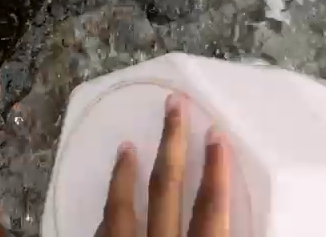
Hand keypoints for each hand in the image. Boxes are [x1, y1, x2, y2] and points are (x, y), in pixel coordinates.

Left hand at [97, 94, 232, 236]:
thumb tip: (223, 215)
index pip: (210, 212)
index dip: (216, 173)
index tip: (217, 134)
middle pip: (166, 190)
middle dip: (172, 144)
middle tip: (174, 103)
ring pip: (122, 209)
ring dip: (125, 176)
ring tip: (126, 146)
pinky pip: (102, 234)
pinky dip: (108, 214)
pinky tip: (110, 201)